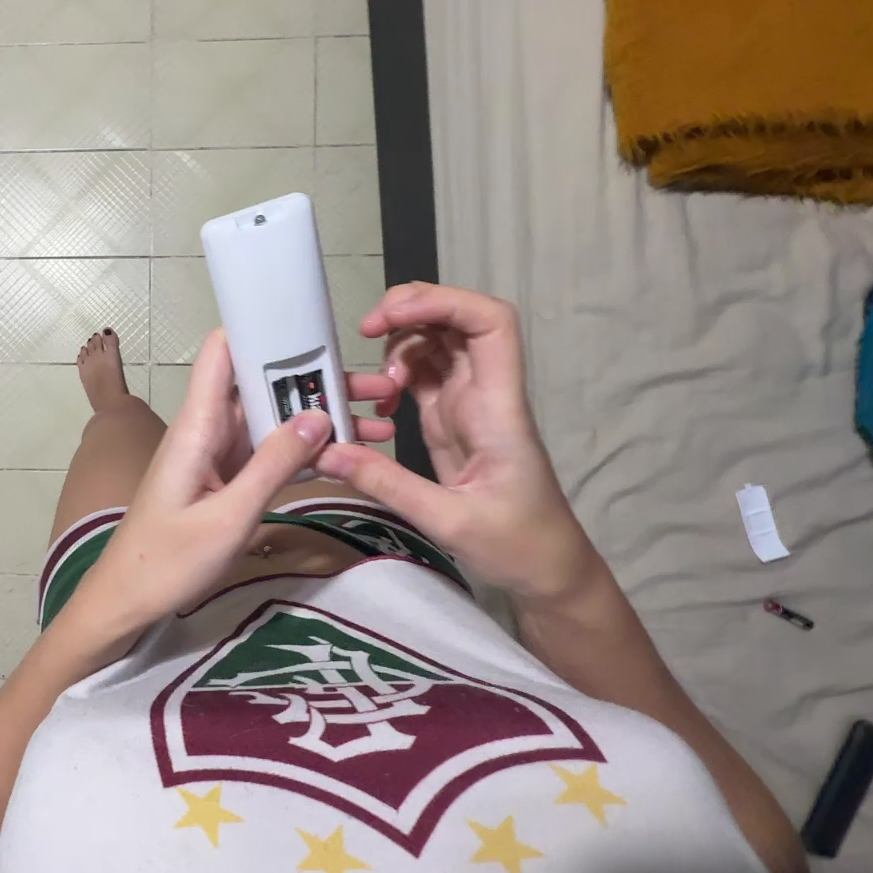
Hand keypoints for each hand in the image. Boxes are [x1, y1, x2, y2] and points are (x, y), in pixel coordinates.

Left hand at [55, 330, 397, 644]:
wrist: (128, 599)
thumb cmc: (168, 560)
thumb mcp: (229, 517)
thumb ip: (273, 466)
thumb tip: (319, 415)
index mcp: (196, 426)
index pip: (221, 353)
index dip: (260, 329)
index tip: (315, 325)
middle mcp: (206, 429)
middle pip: (260, 385)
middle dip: (315, 382)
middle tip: (377, 390)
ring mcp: (215, 453)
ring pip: (269, 419)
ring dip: (317, 419)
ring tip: (379, 422)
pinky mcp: (222, 477)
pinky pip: (265, 451)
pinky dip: (301, 450)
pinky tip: (343, 454)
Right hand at [314, 283, 599, 601]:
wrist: (547, 571)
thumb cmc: (517, 546)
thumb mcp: (448, 521)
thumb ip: (386, 482)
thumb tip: (325, 450)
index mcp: (497, 406)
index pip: (489, 322)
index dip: (441, 301)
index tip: (390, 318)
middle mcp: (485, 391)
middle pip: (457, 318)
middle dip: (410, 309)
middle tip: (367, 332)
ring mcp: (468, 401)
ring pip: (437, 340)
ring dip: (399, 343)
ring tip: (375, 382)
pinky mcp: (450, 417)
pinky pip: (423, 373)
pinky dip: (396, 372)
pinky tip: (380, 400)